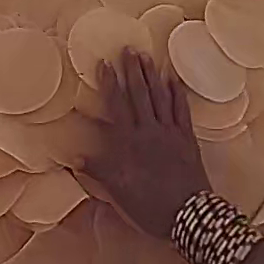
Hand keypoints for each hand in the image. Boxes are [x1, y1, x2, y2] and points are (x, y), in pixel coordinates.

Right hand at [79, 49, 211, 241]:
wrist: (189, 215)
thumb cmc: (149, 206)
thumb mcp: (118, 192)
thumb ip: (98, 171)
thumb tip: (74, 157)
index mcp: (129, 142)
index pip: (117, 106)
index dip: (110, 83)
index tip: (104, 63)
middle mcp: (149, 131)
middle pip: (139, 95)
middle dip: (132, 71)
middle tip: (129, 48)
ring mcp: (171, 132)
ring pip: (160, 97)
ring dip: (152, 76)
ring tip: (147, 57)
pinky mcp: (188, 138)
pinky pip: (182, 110)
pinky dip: (177, 94)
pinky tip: (174, 80)